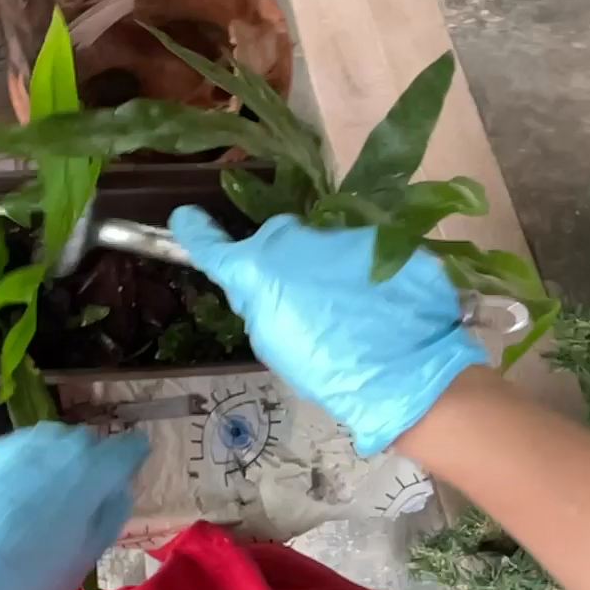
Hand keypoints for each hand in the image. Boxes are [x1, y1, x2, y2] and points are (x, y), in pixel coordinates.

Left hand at [0, 423, 145, 589]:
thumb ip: (104, 519)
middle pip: (83, 443)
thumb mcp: (78, 563)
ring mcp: (15, 448)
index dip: (129, 457)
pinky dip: (28, 462)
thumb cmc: (22, 587)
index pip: (123, 450)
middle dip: (90, 460)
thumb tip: (117, 491)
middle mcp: (54, 450)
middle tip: (88, 487)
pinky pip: (19, 449)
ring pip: (49, 442)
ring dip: (58, 458)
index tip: (131, 465)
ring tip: (52, 490)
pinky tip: (19, 491)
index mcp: (88, 475)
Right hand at [170, 207, 488, 455]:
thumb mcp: (271, 342)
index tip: (184, 218)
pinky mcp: (378, 241)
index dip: (195, 233)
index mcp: (256, 270)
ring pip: (315, 246)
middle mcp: (292, 242)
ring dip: (318, 267)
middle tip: (293, 297)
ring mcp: (337, 237)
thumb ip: (256, 303)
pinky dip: (354, 272)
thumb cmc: (325, 368)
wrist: (404, 371)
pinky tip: (371, 304)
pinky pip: (353, 253)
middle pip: (271, 240)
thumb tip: (259, 285)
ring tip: (342, 308)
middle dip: (274, 259)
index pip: (213, 246)